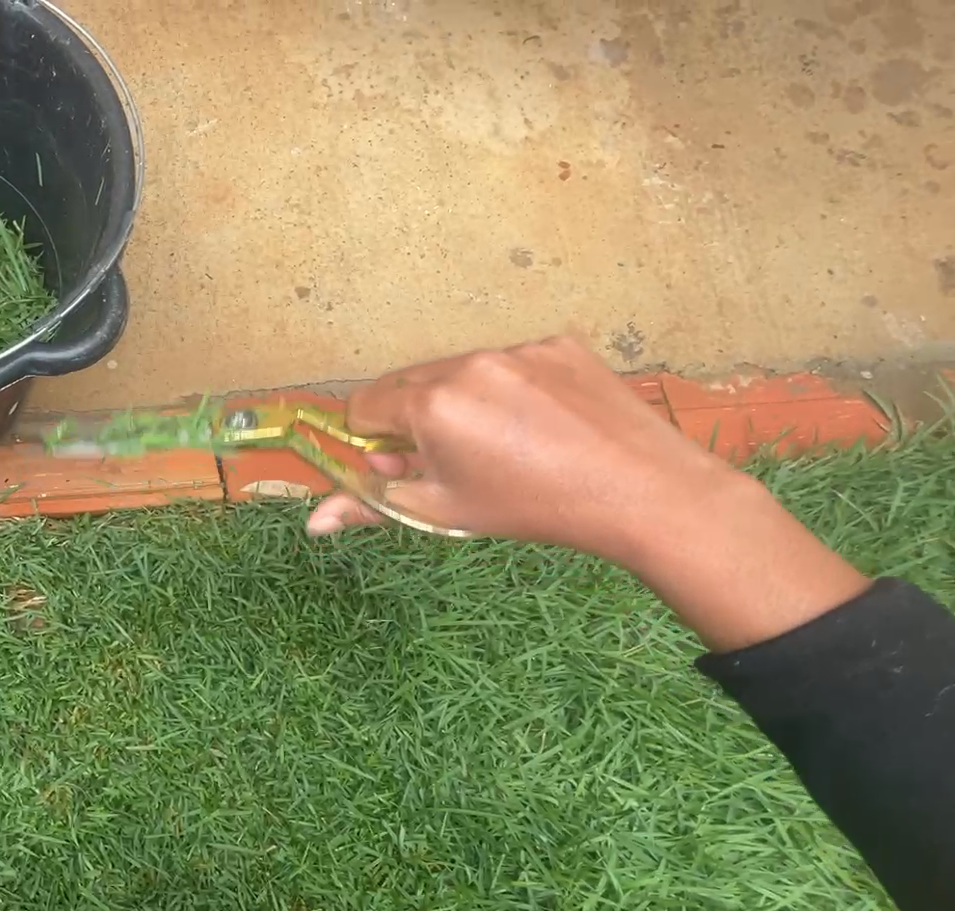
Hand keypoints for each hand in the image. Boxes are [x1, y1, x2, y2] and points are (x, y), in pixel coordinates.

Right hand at [310, 338, 868, 650]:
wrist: (643, 492)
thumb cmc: (527, 508)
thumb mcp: (438, 511)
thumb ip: (367, 506)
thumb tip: (312, 524)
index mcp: (428, 403)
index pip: (361, 406)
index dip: (374, 440)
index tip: (405, 463)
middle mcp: (465, 363)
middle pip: (404, 384)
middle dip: (411, 419)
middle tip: (452, 458)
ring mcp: (516, 348)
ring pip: (455, 371)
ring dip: (456, 401)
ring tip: (501, 441)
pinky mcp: (558, 342)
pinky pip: (505, 361)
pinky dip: (505, 388)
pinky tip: (537, 421)